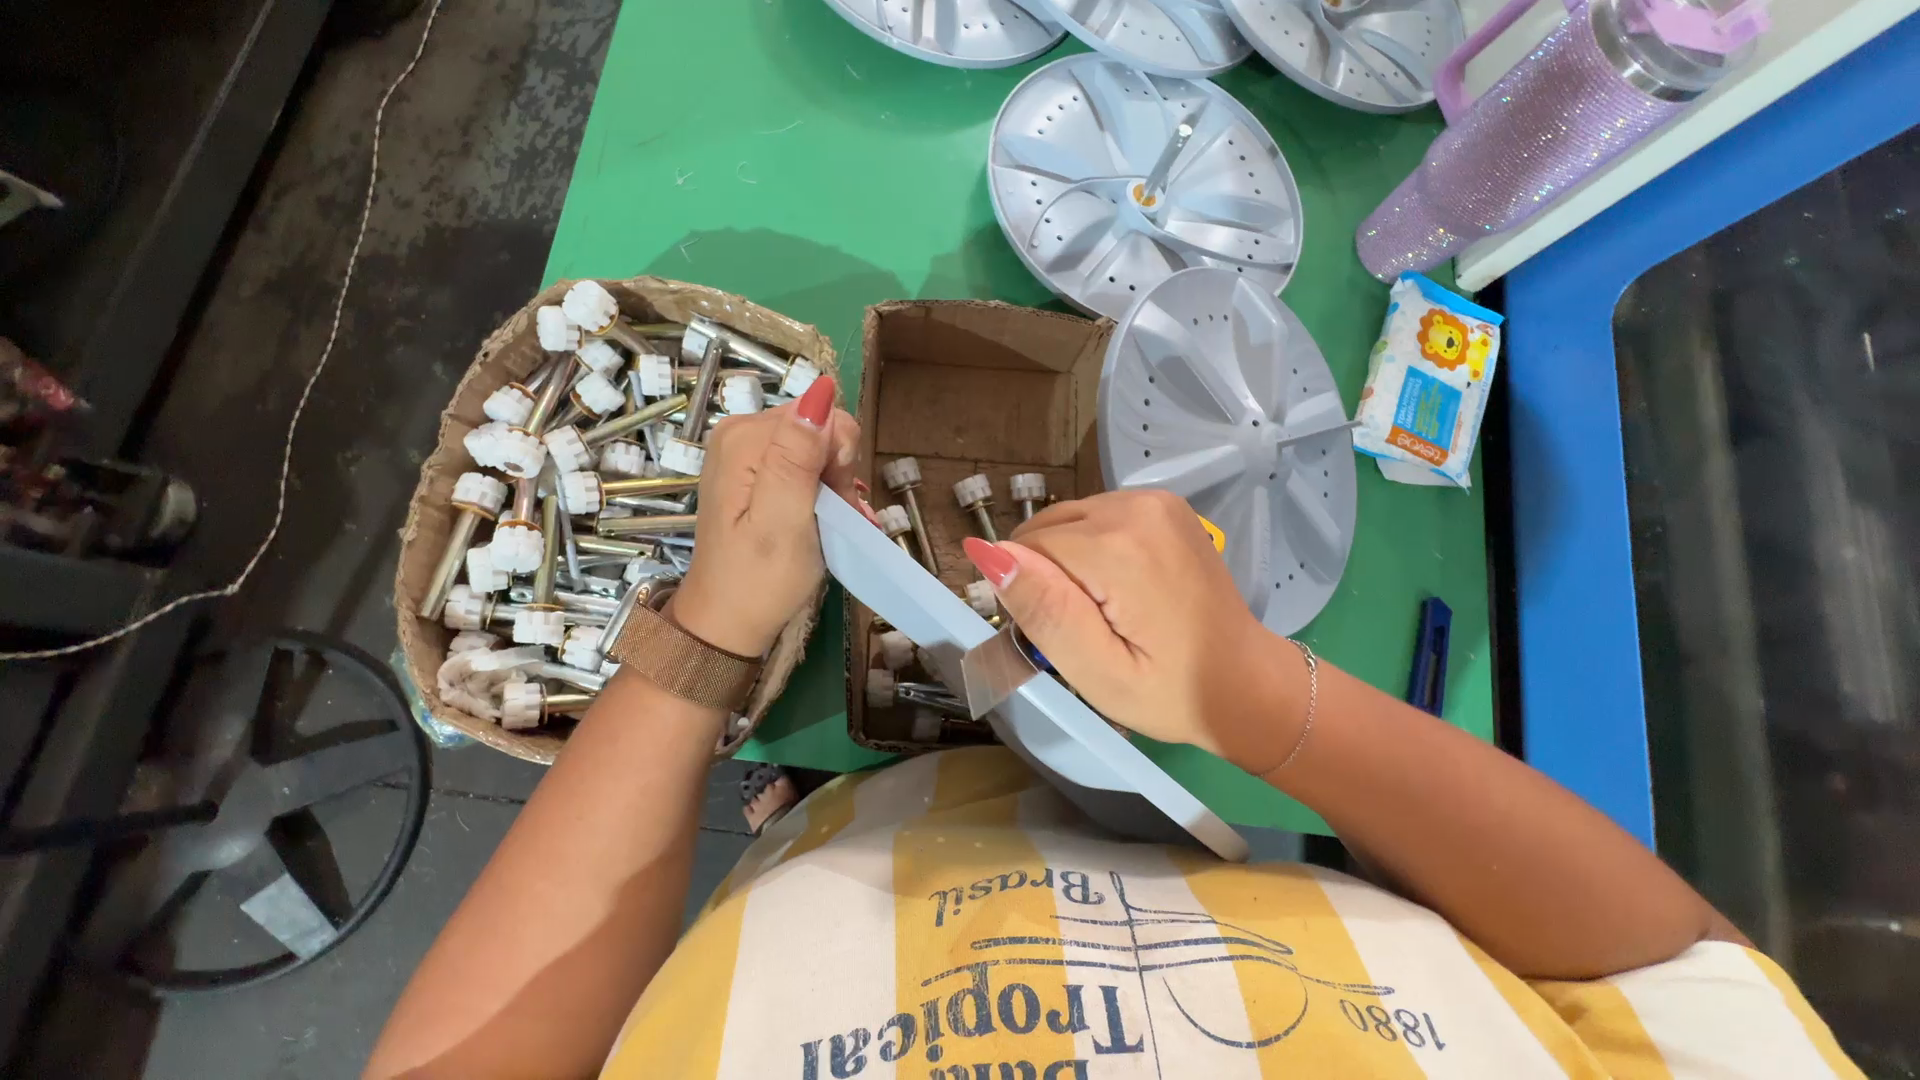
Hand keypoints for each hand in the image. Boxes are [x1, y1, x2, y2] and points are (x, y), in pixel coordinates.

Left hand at [669, 377, 859, 657]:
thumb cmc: (761, 578)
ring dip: (831, 485)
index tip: (831, 499)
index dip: (839, 456)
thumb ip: (799, 454)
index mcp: (746, 438)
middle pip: (818, 426)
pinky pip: (803, 464)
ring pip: (816, 447)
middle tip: (827, 515)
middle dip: (836, 470)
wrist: (729, 622)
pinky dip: (819, 492)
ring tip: (822, 523)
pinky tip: (819, 520)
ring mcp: (744, 453)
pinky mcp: (752, 473)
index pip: (822, 414)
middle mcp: (741, 434)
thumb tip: (821, 389)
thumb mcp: (785, 518)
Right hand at [962, 489, 1306, 770]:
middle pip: (1047, 530)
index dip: (1032, 595)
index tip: (1062, 636)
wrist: (1245, 682)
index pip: (1029, 549)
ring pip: (1068, 521)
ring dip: (1068, 562)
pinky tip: (1120, 588)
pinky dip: (1092, 548)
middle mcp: (1137, 506)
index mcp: (1120, 547)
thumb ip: (1043, 608)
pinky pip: (1096, 517)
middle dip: (1048, 576)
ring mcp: (1155, 500)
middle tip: (1086, 628)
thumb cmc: (1171, 691)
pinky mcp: (1164, 504)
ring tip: (1105, 611)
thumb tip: (988, 552)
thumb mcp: (1096, 670)